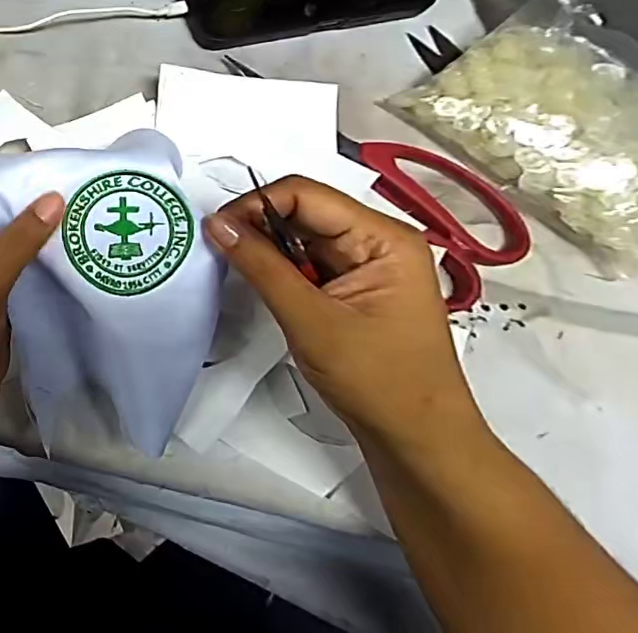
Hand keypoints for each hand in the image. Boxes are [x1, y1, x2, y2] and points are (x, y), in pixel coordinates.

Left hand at [0, 194, 63, 471]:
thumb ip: (17, 242)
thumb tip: (54, 196)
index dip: (18, 183)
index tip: (62, 170)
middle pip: (1, 221)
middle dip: (37, 211)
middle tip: (88, 191)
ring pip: (16, 248)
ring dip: (45, 239)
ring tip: (93, 216)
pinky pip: (24, 274)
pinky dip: (46, 266)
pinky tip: (82, 254)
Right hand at [205, 176, 483, 453]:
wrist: (419, 443)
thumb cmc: (381, 384)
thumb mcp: (310, 320)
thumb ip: (260, 265)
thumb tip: (217, 224)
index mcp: (384, 239)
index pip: (304, 194)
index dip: (255, 204)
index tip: (219, 228)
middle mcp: (377, 241)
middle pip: (301, 209)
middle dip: (258, 225)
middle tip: (221, 247)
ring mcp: (366, 263)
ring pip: (299, 234)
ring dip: (266, 247)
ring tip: (240, 268)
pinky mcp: (352, 284)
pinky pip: (304, 258)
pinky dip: (277, 266)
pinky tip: (263, 282)